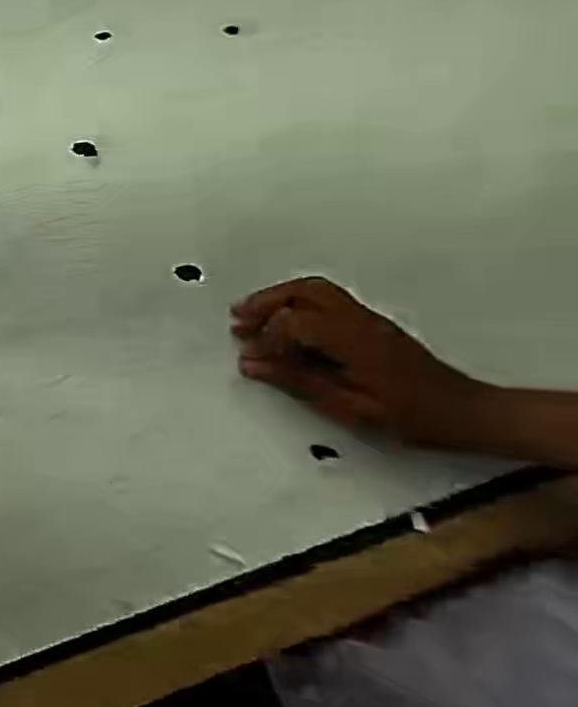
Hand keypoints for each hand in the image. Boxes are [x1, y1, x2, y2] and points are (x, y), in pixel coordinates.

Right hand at [231, 277, 486, 445]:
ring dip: (277, 300)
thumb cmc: (413, 415)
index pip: (296, 322)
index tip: (255, 357)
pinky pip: (324, 302)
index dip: (267, 337)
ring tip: (252, 320)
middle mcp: (362, 322)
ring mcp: (368, 320)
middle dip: (265, 302)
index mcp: (356, 341)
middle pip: (305, 291)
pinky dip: (294, 307)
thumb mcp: (348, 407)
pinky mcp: (368, 325)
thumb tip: (251, 364)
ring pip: (314, 291)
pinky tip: (282, 329)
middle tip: (239, 320)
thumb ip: (296, 381)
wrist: (467, 413)